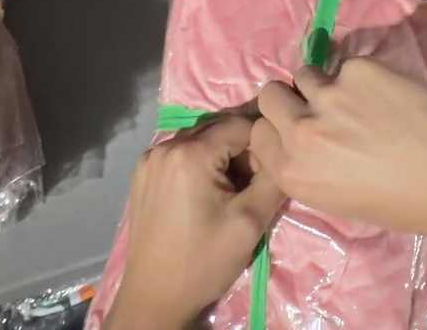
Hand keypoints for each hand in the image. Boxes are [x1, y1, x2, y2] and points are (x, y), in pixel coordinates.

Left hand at [105, 114, 285, 329]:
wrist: (154, 300)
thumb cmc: (202, 263)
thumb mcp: (249, 224)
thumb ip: (272, 180)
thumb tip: (283, 152)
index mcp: (189, 152)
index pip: (240, 125)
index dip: (261, 144)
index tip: (269, 172)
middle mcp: (165, 145)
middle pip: (218, 129)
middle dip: (241, 149)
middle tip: (253, 182)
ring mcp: (150, 158)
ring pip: (200, 139)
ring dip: (221, 156)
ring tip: (231, 191)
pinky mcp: (143, 173)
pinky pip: (181, 153)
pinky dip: (199, 163)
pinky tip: (207, 193)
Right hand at [251, 58, 426, 232]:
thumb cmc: (395, 200)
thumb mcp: (333, 197)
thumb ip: (305, 163)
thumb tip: (295, 133)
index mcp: (292, 172)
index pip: (258, 132)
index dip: (277, 127)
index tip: (294, 128)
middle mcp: (301, 131)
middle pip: (270, 94)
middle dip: (289, 98)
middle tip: (316, 107)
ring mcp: (329, 94)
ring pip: (306, 74)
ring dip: (324, 85)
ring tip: (355, 100)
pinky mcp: (358, 68)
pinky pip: (347, 66)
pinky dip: (361, 78)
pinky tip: (385, 97)